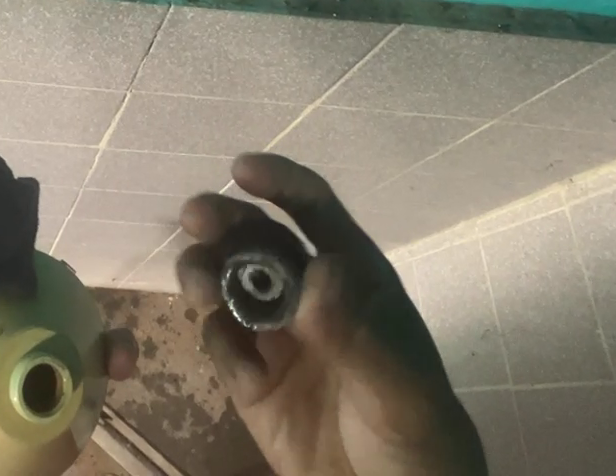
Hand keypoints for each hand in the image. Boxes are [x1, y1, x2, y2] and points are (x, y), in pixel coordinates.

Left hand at [0, 215, 141, 475]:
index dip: (14, 247)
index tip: (39, 231)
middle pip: (36, 307)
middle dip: (73, 294)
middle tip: (84, 294)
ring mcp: (4, 386)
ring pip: (62, 355)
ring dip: (99, 345)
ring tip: (117, 353)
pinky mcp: (22, 431)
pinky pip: (62, 413)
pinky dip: (91, 398)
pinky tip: (106, 391)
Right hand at [177, 154, 486, 475]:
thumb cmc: (419, 445)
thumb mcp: (404, 393)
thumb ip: (359, 335)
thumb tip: (316, 272)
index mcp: (352, 279)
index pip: (315, 211)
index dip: (280, 182)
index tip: (241, 169)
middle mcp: (308, 295)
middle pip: (257, 238)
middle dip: (225, 219)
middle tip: (196, 217)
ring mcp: (275, 336)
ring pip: (227, 281)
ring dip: (205, 270)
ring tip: (196, 282)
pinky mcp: (250, 381)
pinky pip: (221, 344)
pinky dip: (217, 340)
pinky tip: (237, 364)